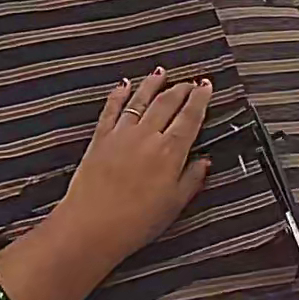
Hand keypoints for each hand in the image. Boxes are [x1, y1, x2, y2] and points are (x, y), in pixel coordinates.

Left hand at [0, 70, 212, 299]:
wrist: (91, 227)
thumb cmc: (136, 221)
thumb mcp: (174, 204)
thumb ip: (191, 178)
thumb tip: (204, 162)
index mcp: (170, 152)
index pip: (190, 117)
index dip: (200, 99)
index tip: (206, 86)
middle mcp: (147, 137)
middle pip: (167, 103)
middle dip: (181, 89)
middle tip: (189, 81)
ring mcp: (121, 135)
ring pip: (141, 100)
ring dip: (153, 84)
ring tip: (161, 72)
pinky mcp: (100, 139)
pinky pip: (111, 110)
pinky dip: (119, 95)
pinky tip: (124, 85)